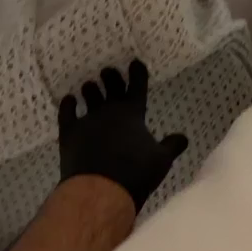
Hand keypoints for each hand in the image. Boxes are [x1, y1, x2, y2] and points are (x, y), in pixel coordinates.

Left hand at [58, 60, 189, 210]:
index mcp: (133, 114)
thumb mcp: (161, 160)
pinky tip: (68, 99)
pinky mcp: (70, 133)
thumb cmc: (136, 173)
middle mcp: (110, 111)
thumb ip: (172, 146)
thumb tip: (184, 137)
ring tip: (88, 84)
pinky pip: (67, 113)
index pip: (137, 87)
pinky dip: (67, 105)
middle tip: (107, 70)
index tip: (135, 62)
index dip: (137, 74)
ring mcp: (88, 120)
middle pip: (111, 88)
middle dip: (111, 78)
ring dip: (90, 90)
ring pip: (89, 98)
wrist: (101, 188)